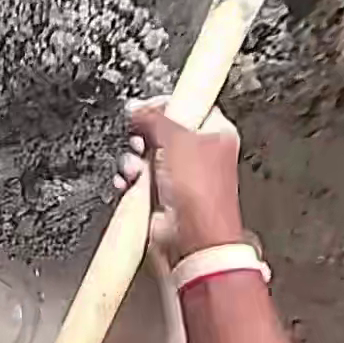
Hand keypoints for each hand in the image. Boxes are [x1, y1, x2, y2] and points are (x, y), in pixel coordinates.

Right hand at [113, 97, 245, 262]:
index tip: (146, 109)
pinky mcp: (160, 194)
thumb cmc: (200, 192)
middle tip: (141, 143)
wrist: (190, 237)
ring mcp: (178, 175)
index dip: (164, 105)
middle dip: (142, 136)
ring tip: (136, 169)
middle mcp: (198, 153)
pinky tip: (129, 182)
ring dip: (133, 160)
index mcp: (214, 133)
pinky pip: (136, 177)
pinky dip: (129, 178)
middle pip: (160, 130)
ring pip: (144, 153)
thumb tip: (137, 108)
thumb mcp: (176, 138)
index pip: (186, 105)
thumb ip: (155, 117)